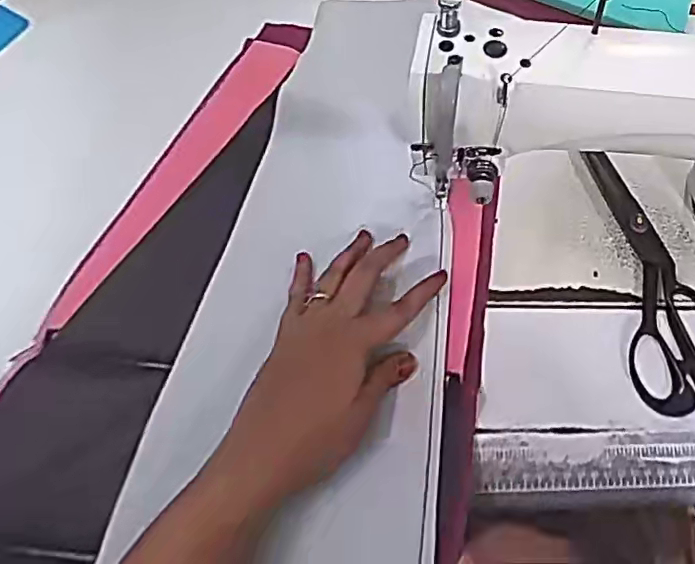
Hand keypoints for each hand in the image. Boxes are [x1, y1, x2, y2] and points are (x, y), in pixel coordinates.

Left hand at [205, 232, 446, 509]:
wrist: (258, 456)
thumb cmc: (309, 442)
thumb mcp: (360, 416)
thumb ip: (383, 379)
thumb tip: (403, 358)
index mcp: (355, 343)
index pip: (398, 311)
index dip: (422, 292)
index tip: (436, 276)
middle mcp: (331, 326)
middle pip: (364, 278)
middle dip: (385, 255)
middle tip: (400, 242)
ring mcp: (306, 327)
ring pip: (333, 276)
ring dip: (351, 254)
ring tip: (363, 238)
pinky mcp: (285, 335)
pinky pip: (297, 295)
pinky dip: (302, 274)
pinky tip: (305, 260)